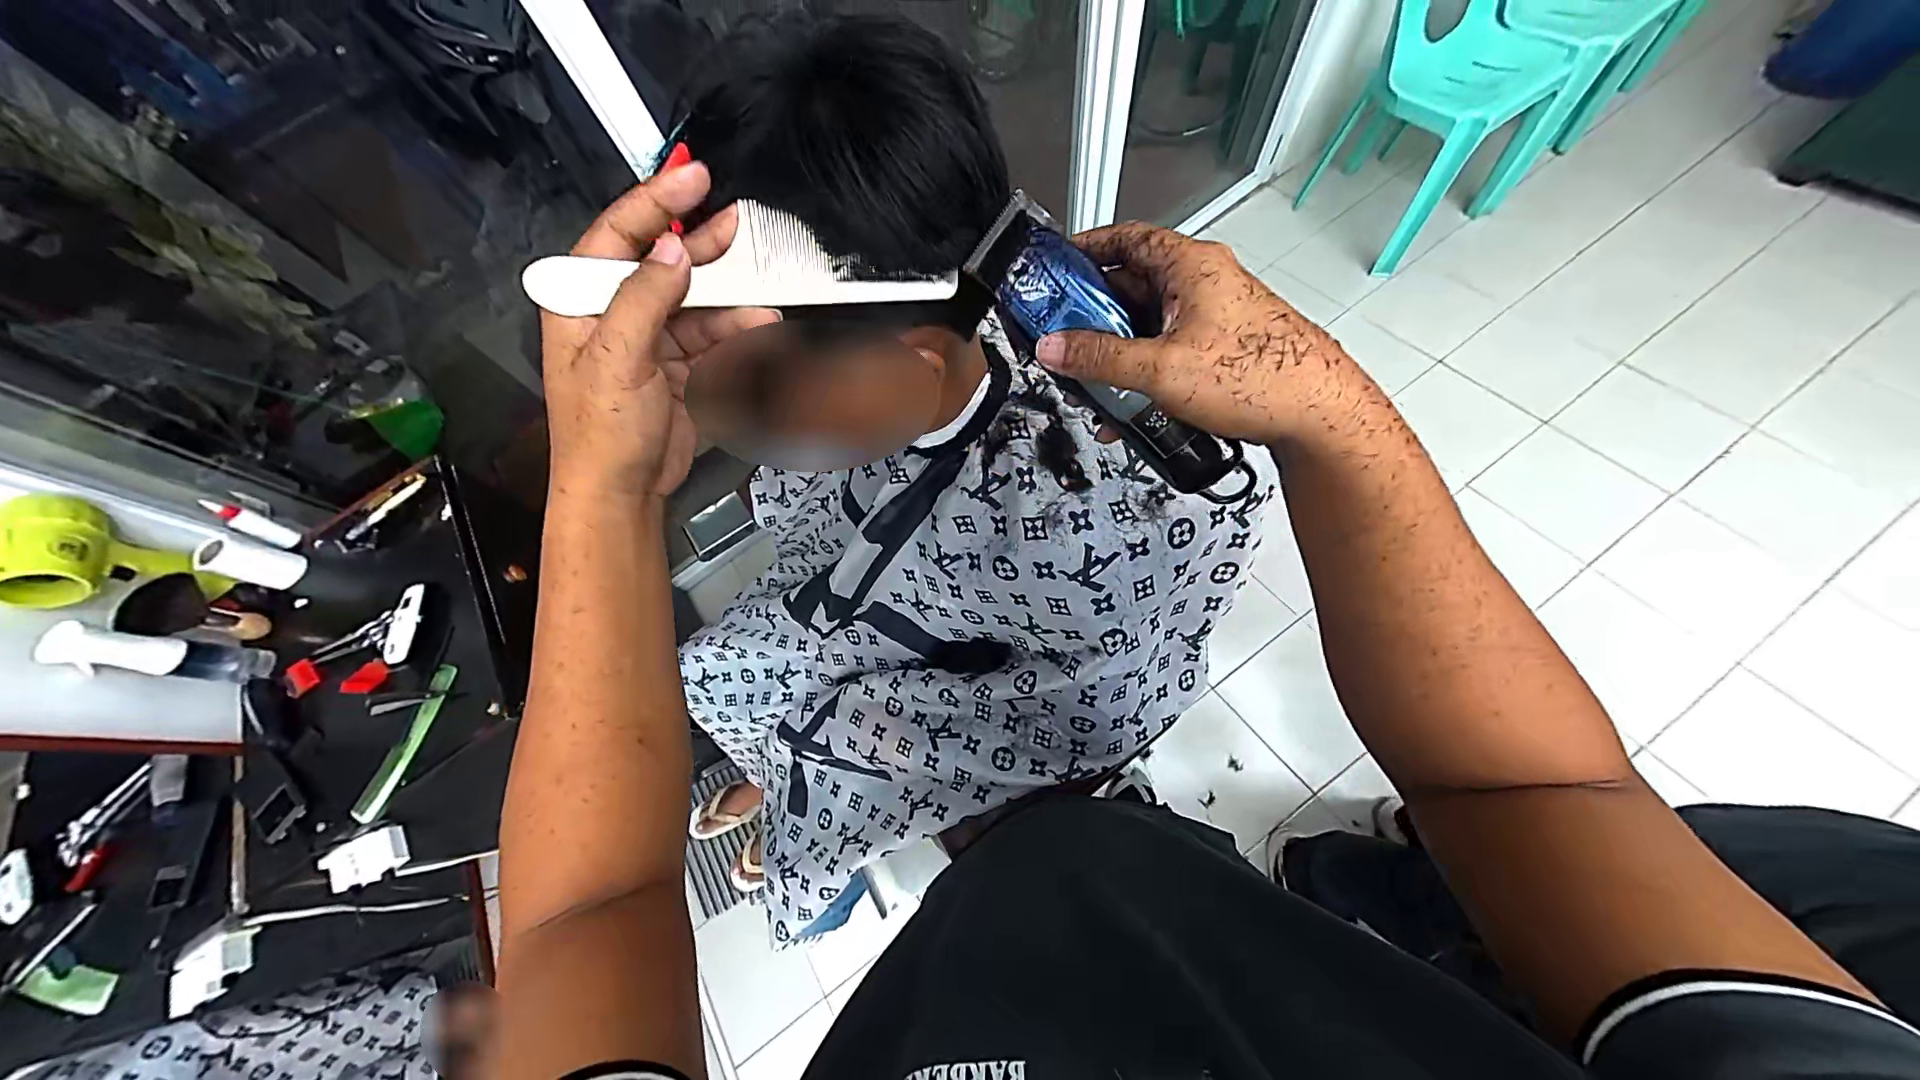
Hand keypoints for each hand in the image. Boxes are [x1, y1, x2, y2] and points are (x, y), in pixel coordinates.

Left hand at [541, 164, 779, 499]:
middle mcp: (614, 315)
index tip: (692, 180)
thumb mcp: (617, 357)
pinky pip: (711, 336)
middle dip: (699, 242)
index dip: (656, 202)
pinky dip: (736, 330)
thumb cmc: (600, 434)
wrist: (624, 488)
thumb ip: (644, 298)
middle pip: (661, 262)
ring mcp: (650, 340)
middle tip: (733, 221)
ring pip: (695, 301)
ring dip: (728, 296)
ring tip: (757, 287)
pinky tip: (756, 323)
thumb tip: (670, 254)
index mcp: (580, 301)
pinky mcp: (677, 366)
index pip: (618, 234)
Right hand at [1033, 222, 1356, 445]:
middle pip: (1132, 287)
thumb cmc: (1264, 377)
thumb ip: (1100, 358)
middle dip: (1094, 316)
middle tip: (1066, 338)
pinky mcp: (1217, 348)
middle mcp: (1203, 285)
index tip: (1060, 266)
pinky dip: (1141, 371)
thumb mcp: (1160, 368)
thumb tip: (1057, 348)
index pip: (1127, 238)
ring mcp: (1211, 317)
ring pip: (1147, 325)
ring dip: (1116, 352)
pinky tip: (1129, 404)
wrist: (1317, 414)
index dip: (1087, 249)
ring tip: (1094, 381)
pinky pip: (1165, 351)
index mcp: (1192, 267)